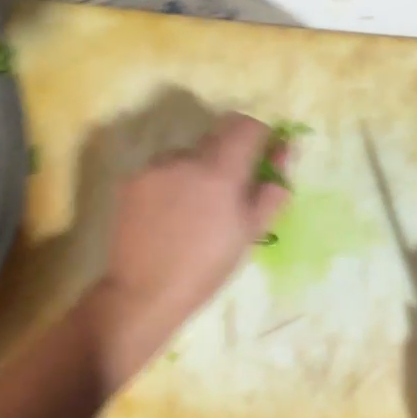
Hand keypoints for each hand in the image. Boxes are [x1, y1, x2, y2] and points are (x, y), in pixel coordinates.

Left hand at [88, 112, 290, 386]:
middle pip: (216, 136)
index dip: (260, 137)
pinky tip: (168, 216)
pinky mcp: (130, 180)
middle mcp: (185, 158)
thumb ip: (272, 188)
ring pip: (187, 154)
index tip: (262, 159)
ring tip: (194, 211)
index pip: (247, 125)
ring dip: (197, 170)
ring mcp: (153, 167)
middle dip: (229, 154)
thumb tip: (286, 152)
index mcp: (219, 170)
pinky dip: (171, 183)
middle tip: (230, 194)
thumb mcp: (249, 233)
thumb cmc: (206, 269)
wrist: (144, 292)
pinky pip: (161, 170)